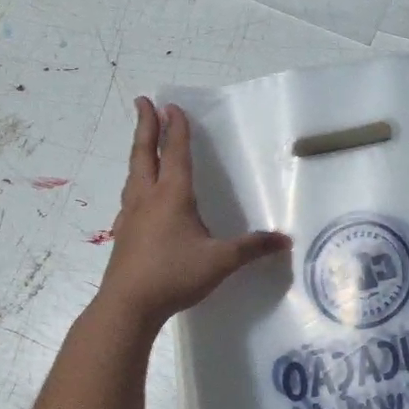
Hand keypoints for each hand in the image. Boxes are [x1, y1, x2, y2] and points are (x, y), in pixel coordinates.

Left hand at [97, 97, 290, 327]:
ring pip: (134, 174)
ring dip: (139, 152)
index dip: (176, 129)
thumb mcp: (221, 261)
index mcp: (172, 196)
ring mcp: (131, 216)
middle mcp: (148, 199)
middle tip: (142, 102)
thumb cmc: (174, 276)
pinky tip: (138, 194)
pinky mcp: (124, 234)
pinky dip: (136, 182)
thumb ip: (252, 248)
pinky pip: (130, 196)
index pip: (175, 153)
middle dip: (146, 126)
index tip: (172, 105)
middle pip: (145, 154)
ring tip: (142, 142)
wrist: (127, 307)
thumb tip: (284, 240)